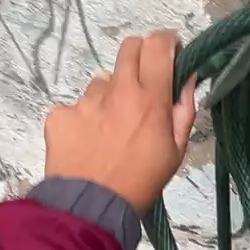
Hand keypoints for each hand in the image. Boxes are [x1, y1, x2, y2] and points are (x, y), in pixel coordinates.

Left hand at [45, 31, 196, 213]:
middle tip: (143, 83)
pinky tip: (86, 144)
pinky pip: (76, 108)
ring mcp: (85, 101)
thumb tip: (188, 80)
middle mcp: (117, 90)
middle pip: (129, 47)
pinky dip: (84, 121)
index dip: (167, 42)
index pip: (158, 44)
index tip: (171, 54)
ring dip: (110, 97)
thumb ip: (183, 111)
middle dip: (140, 56)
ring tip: (110, 131)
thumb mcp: (175, 152)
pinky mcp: (61, 114)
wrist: (91, 207)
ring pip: (102, 83)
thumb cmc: (142, 182)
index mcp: (150, 98)